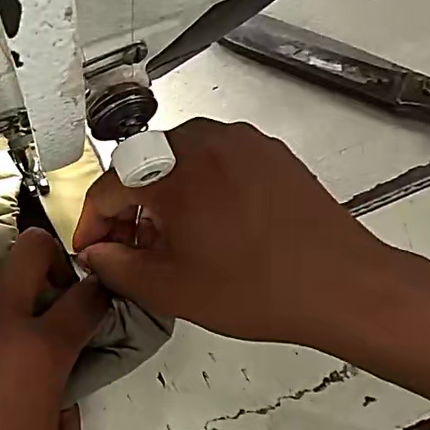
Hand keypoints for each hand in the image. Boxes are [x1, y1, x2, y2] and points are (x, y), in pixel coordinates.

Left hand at [0, 230, 108, 429]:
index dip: (103, 294)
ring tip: (14, 366)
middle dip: (53, 259)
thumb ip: (65, 413)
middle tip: (61, 295)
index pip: (85, 298)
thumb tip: (53, 396)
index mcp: (39, 352)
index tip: (106, 300)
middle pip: (30, 253)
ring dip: (11, 315)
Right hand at [72, 118, 413, 349]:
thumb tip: (98, 254)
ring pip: (179, 163)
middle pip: (142, 169)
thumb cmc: (265, 285)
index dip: (91, 225)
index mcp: (171, 168)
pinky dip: (199, 191)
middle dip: (128, 213)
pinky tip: (210, 230)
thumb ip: (116, 268)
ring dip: (163, 200)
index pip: (107, 189)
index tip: (92, 247)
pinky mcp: (268, 152)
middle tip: (129, 250)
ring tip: (173, 245)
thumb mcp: (170, 288)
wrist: (339, 284)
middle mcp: (206, 140)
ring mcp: (242, 142)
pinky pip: (216, 163)